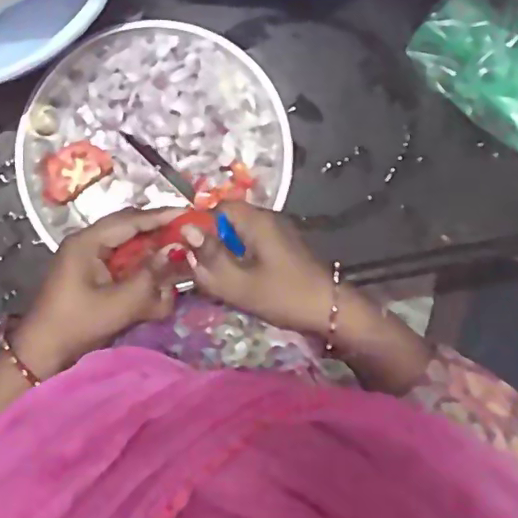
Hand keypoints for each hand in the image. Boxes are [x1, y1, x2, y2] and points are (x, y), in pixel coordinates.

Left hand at [12, 207, 186, 376]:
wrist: (40, 356)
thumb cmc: (76, 326)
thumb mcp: (119, 303)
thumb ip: (150, 276)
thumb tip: (174, 252)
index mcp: (88, 242)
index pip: (131, 219)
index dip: (162, 215)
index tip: (188, 213)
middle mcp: (88, 243)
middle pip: (130, 227)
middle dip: (158, 231)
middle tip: (187, 231)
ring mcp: (87, 258)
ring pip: (127, 244)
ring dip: (150, 250)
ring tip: (176, 252)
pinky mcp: (90, 273)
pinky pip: (121, 261)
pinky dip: (139, 266)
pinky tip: (156, 275)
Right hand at [177, 202, 334, 335]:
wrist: (331, 310)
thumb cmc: (284, 295)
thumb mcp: (239, 282)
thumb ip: (210, 257)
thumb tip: (186, 230)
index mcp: (257, 220)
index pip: (218, 208)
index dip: (199, 226)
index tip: (187, 250)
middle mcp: (268, 219)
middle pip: (229, 220)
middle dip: (212, 242)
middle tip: (201, 269)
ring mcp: (279, 232)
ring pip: (241, 234)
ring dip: (227, 253)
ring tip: (218, 278)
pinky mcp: (285, 247)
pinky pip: (255, 244)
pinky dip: (242, 259)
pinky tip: (240, 281)